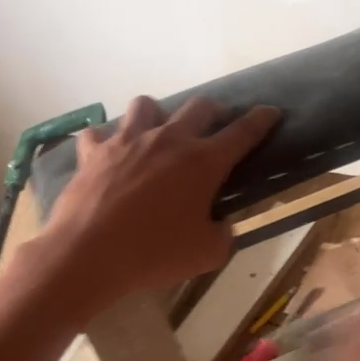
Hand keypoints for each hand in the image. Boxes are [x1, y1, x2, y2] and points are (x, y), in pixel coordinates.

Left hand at [29, 95, 278, 304]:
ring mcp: (128, 141)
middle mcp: (168, 140)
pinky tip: (109, 153)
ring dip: (158, 113)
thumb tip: (221, 225)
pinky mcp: (93, 152)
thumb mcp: (207, 254)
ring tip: (158, 130)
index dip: (260, 120)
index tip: (270, 112)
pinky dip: (107, 139)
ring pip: (147, 105)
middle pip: (199, 107)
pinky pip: (100, 133)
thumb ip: (222, 235)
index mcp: (203, 162)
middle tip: (218, 121)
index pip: (242, 132)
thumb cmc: (155, 254)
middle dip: (215, 110)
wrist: (89, 253)